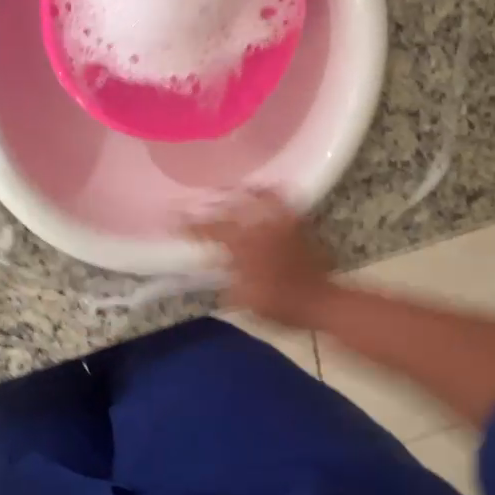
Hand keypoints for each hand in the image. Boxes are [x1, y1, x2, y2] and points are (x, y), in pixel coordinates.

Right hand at [188, 190, 335, 328]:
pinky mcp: (296, 224)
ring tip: (223, 190)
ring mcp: (278, 224)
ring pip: (251, 201)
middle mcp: (257, 229)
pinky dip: (268, 193)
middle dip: (207, 207)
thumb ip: (225, 279)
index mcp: (241, 248)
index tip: (174, 221)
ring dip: (234, 195)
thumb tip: (211, 266)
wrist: (321, 301)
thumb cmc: (280, 305)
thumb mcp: (243, 299)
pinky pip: (280, 202)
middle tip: (193, 205)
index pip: (208, 231)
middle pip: (227, 210)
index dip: (189, 226)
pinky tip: (262, 189)